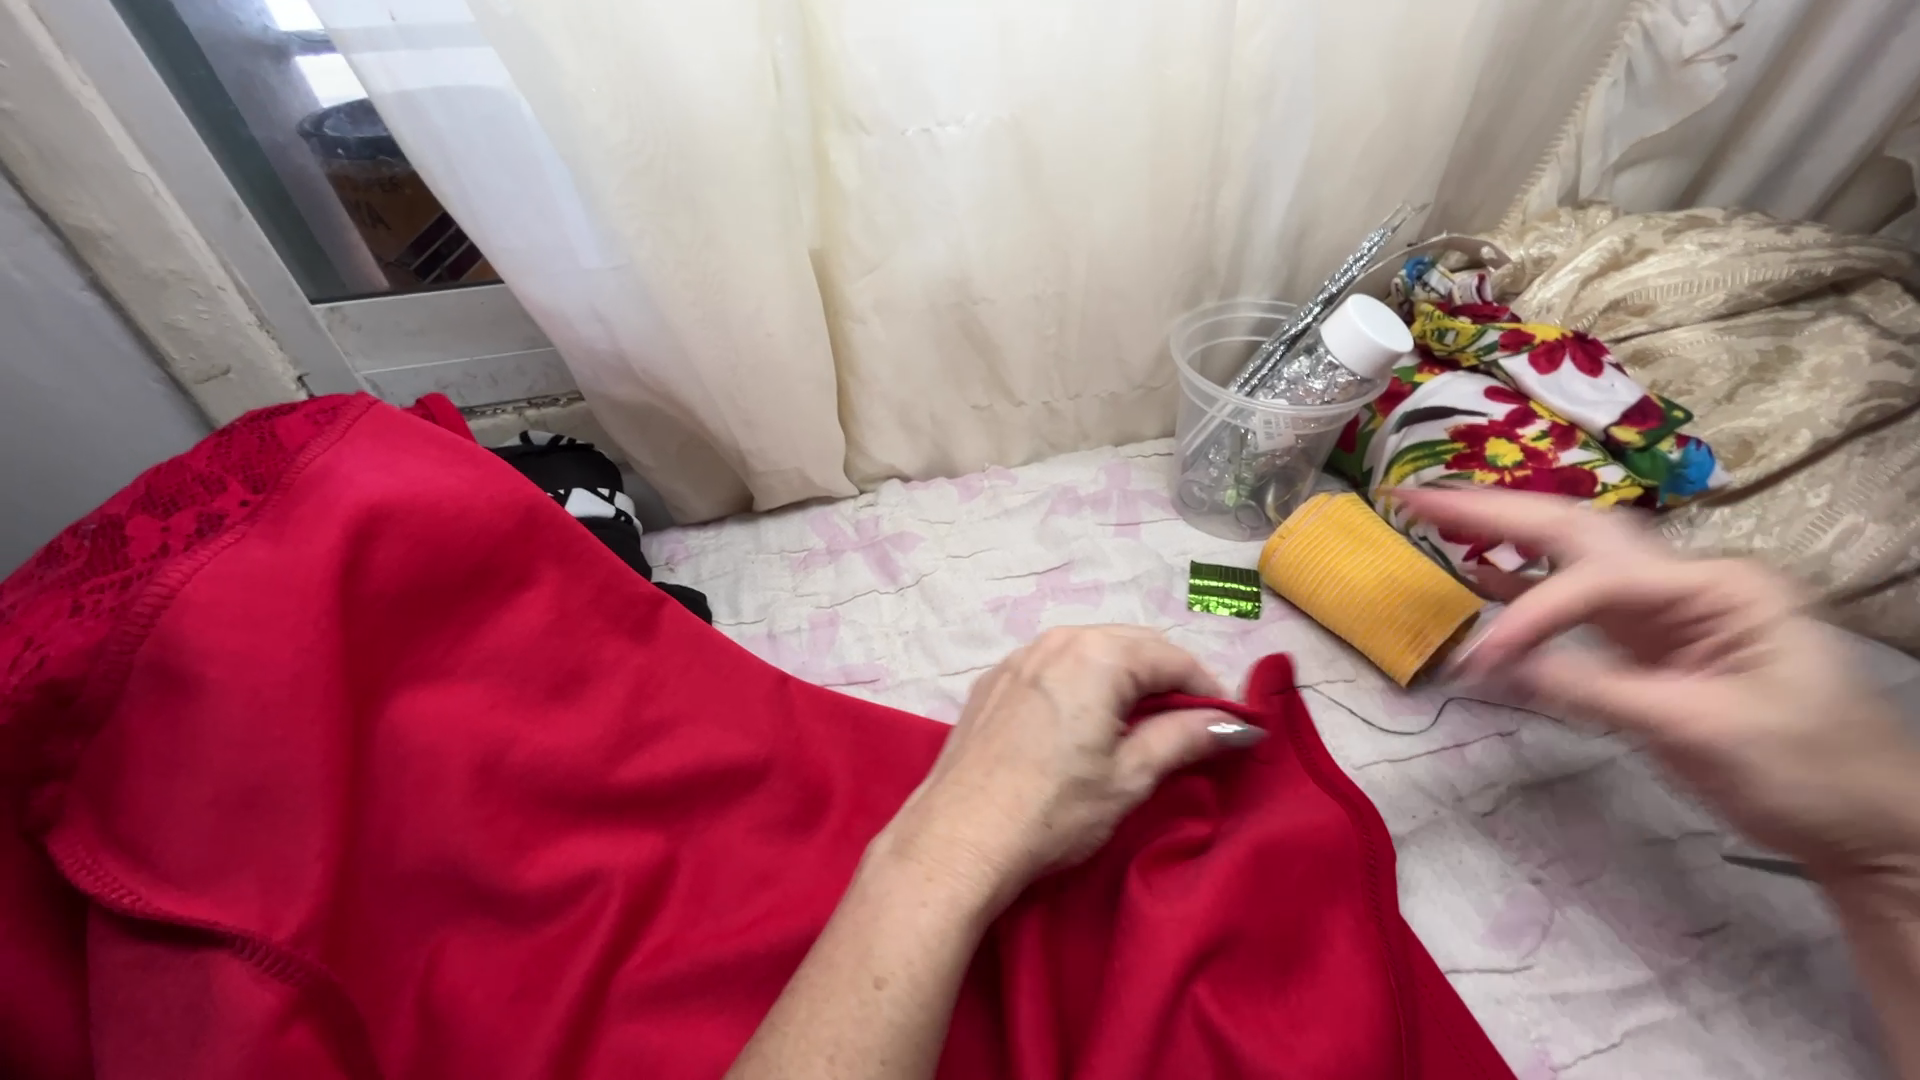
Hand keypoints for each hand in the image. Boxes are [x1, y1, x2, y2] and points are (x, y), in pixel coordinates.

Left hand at [877, 626, 1261, 910]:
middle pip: (1130, 645)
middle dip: (1167, 677)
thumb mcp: (1130, 776)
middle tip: (1191, 721)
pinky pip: (1052, 666)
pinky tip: (1083, 719)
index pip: (1171, 657)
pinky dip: (1081, 682)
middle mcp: (1055, 641)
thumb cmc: (1054, 810)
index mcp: (1096, 655)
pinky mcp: (993, 682)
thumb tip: (1235, 725)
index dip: (1207, 689)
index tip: (1229, 722)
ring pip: (1088, 651)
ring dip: (1123, 677)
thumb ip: (1185, 738)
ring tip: (1141, 720)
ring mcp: (1017, 658)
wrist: (958, 837)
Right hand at [1401, 488, 1919, 887]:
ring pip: (1565, 551)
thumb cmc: (1804, 772)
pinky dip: (1517, 580)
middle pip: (1571, 529)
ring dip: (1496, 530)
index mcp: (1714, 588)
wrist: (1870, 822)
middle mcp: (1684, 579)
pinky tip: (1475, 568)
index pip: (1592, 585)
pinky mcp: (1643, 636)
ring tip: (1430, 513)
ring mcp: (1663, 606)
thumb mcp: (1698, 731)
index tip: (1479, 665)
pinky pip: (1569, 594)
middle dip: (1489, 510)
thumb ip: (1590, 689)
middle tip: (1414, 498)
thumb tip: (1492, 668)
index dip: (1527, 617)